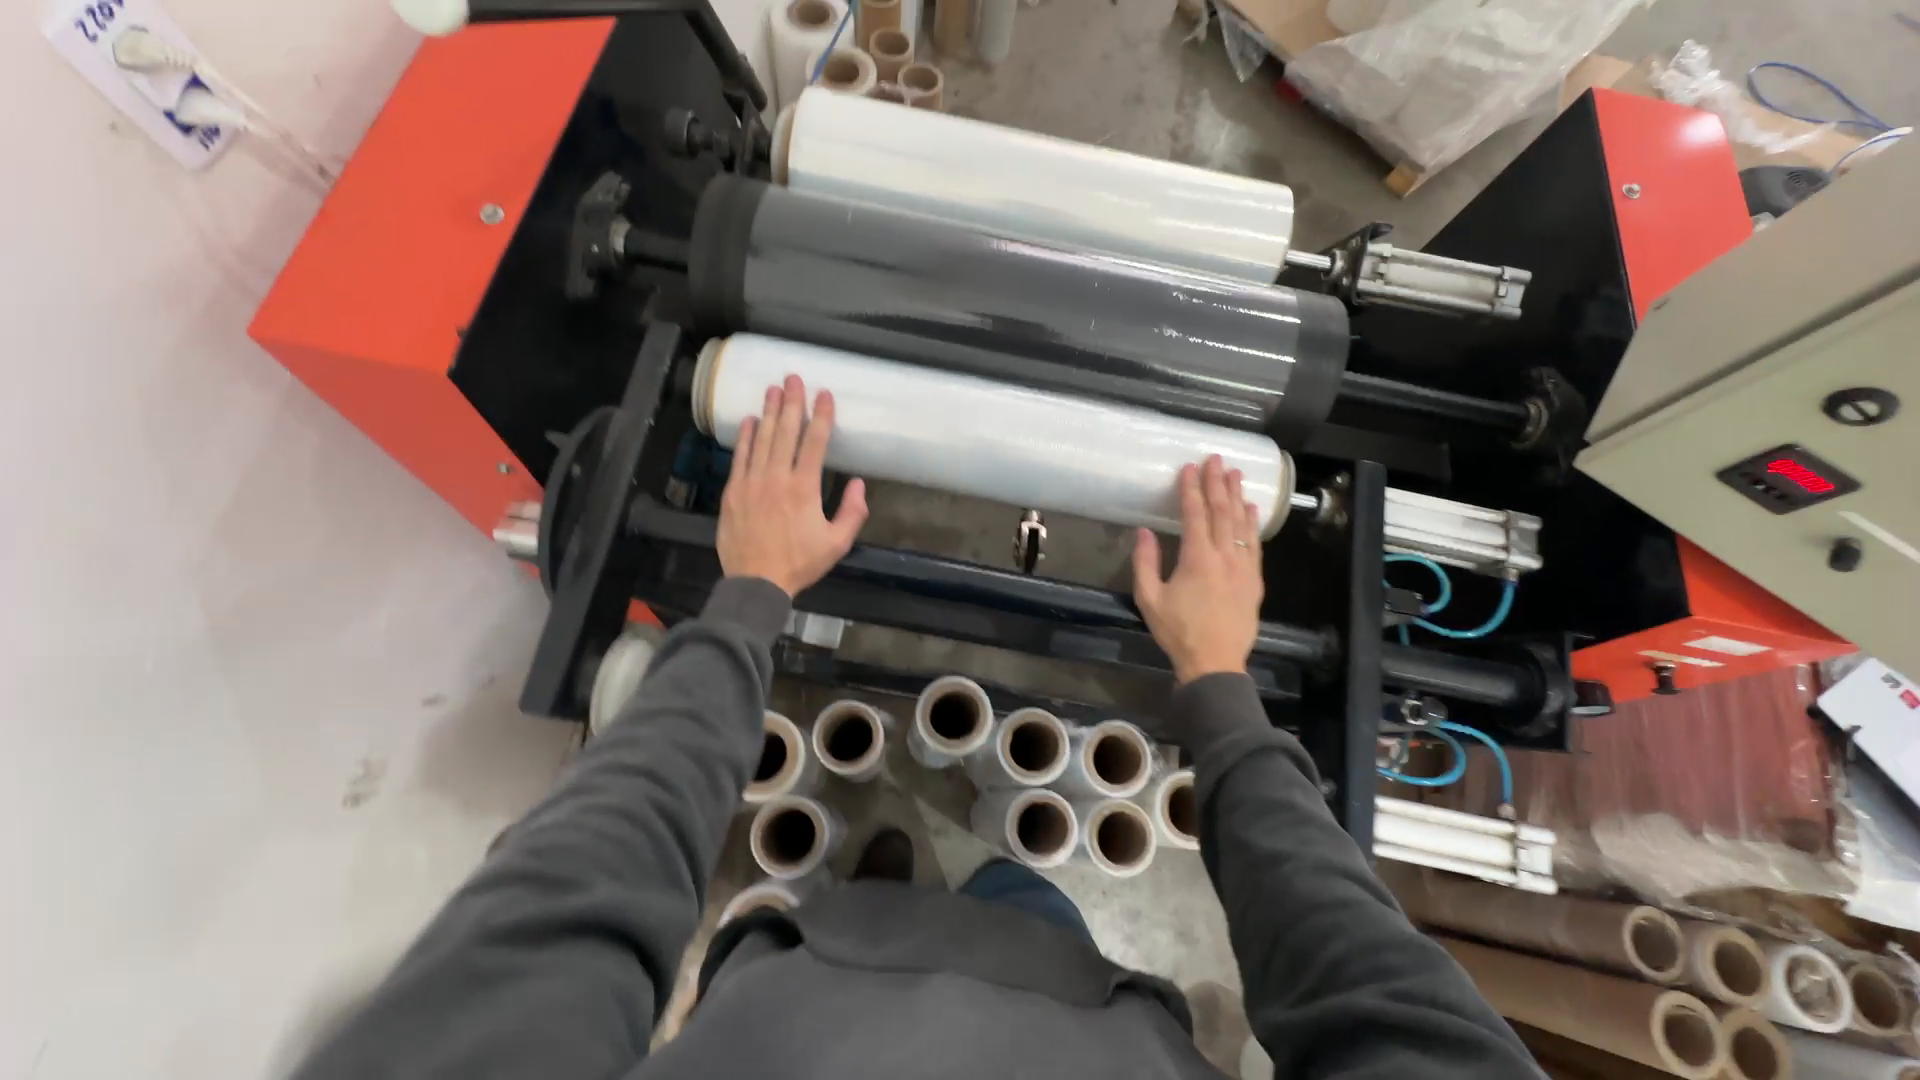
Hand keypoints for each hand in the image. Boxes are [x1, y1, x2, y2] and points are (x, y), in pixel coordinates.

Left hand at [717, 375, 868, 595]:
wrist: (756, 582)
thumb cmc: (800, 564)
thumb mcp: (837, 544)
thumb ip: (852, 513)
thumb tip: (859, 484)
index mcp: (804, 489)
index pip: (814, 443)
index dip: (821, 416)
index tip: (824, 394)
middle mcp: (777, 478)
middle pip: (785, 432)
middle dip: (791, 403)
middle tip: (793, 378)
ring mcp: (752, 483)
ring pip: (761, 440)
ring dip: (768, 413)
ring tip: (773, 389)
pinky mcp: (733, 492)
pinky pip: (740, 457)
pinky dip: (745, 437)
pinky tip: (750, 421)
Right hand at [1132, 455, 1263, 683]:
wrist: (1214, 662)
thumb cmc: (1177, 632)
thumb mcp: (1149, 599)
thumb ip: (1146, 562)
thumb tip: (1143, 532)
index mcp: (1197, 559)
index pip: (1195, 514)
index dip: (1192, 489)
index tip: (1190, 467)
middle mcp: (1224, 557)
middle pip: (1222, 512)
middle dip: (1218, 483)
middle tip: (1217, 459)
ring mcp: (1244, 568)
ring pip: (1242, 524)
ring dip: (1238, 497)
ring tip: (1236, 475)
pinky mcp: (1255, 581)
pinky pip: (1256, 545)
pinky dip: (1253, 524)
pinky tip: (1252, 510)